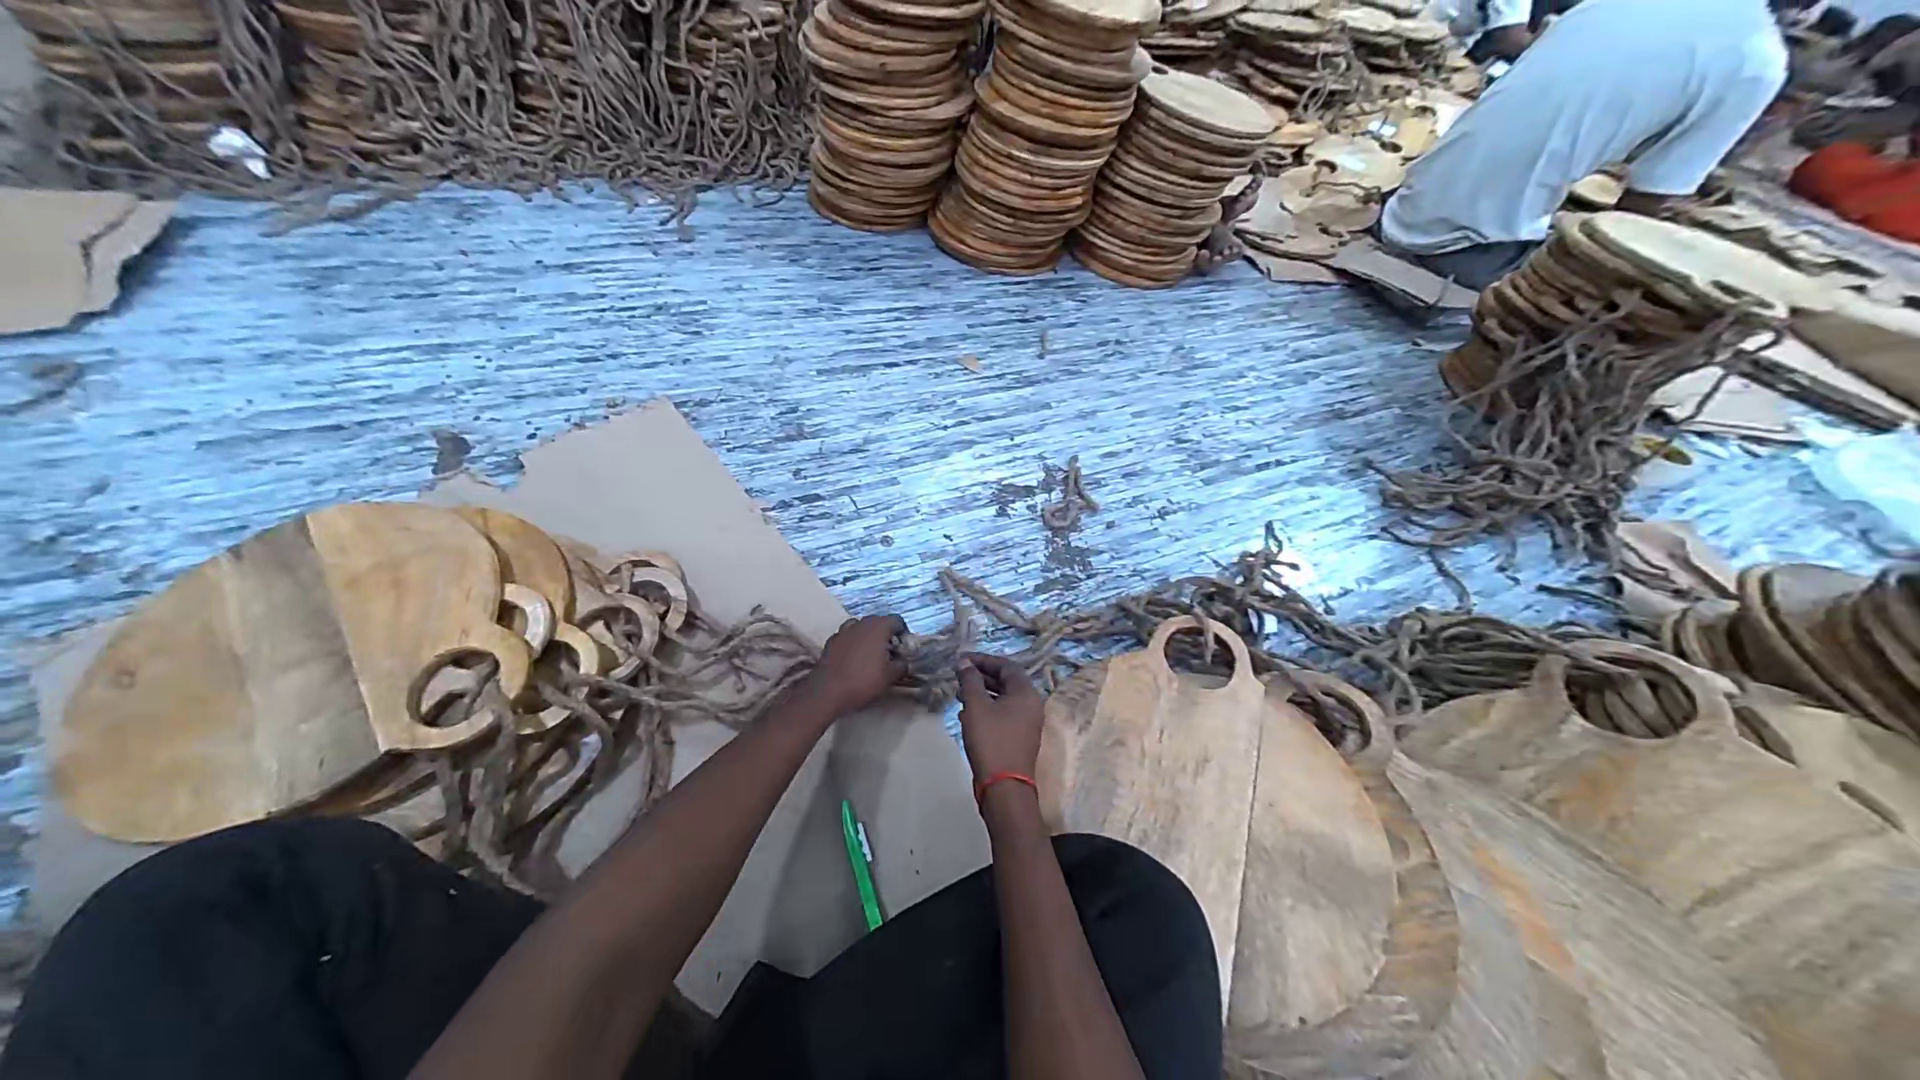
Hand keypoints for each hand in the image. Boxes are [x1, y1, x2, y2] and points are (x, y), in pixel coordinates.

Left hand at [803, 614, 906, 715]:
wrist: (827, 691)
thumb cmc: (863, 681)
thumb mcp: (891, 676)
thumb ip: (902, 664)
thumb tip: (902, 660)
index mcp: (878, 627)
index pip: (897, 620)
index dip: (903, 633)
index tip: (903, 649)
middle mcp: (860, 623)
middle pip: (878, 622)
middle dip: (886, 634)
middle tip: (889, 653)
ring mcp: (843, 630)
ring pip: (861, 628)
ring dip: (868, 637)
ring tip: (870, 654)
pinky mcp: (830, 641)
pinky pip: (847, 637)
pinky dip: (853, 643)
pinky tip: (853, 659)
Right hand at [957, 653, 1043, 778]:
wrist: (1004, 787)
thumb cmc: (991, 740)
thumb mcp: (976, 706)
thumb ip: (970, 681)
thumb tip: (965, 662)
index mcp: (1026, 693)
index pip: (1006, 665)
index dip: (983, 660)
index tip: (962, 660)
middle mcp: (1031, 704)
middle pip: (1006, 681)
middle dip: (981, 676)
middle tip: (959, 675)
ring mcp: (1027, 722)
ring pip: (1003, 698)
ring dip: (982, 693)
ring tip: (959, 693)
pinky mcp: (1019, 737)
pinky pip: (1003, 714)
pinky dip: (986, 709)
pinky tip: (967, 714)